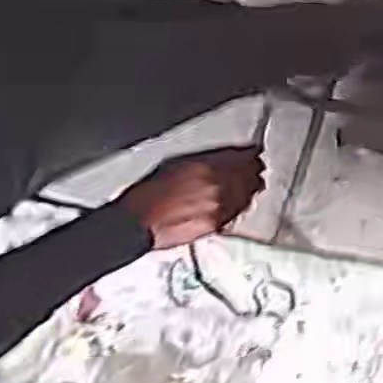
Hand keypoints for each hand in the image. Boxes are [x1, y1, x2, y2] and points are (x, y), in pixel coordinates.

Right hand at [118, 147, 265, 248]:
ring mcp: (220, 204)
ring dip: (245, 191)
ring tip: (234, 192)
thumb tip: (231, 157)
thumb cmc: (146, 196)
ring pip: (249, 193)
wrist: (129, 225)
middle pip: (252, 175)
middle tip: (245, 176)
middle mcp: (219, 184)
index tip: (252, 158)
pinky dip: (235, 207)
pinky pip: (236, 211)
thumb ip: (210, 160)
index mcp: (209, 167)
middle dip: (249, 174)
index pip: (247, 157)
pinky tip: (225, 206)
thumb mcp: (177, 166)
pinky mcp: (217, 222)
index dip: (250, 158)